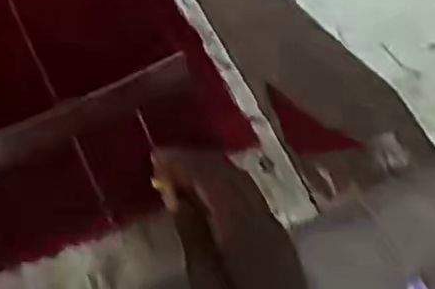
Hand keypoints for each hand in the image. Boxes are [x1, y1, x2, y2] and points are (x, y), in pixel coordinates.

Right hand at [152, 149, 307, 288]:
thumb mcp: (205, 281)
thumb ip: (192, 236)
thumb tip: (176, 196)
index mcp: (243, 224)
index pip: (210, 174)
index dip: (181, 159)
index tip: (153, 157)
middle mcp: (265, 219)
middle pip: (229, 172)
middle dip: (194, 160)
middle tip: (163, 162)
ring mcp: (278, 232)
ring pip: (242, 183)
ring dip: (210, 172)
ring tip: (181, 176)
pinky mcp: (281, 246)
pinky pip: (250, 199)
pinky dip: (225, 188)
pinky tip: (209, 199)